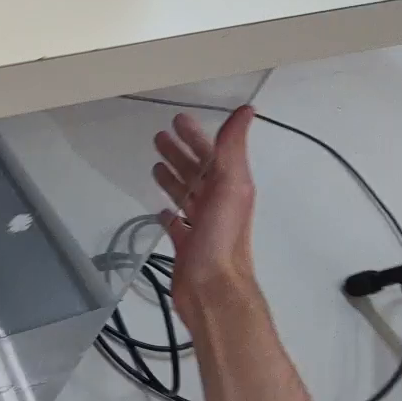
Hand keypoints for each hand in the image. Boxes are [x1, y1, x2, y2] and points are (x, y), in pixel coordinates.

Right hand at [152, 106, 259, 323]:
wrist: (213, 289)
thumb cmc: (221, 239)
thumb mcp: (231, 188)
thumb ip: (233, 150)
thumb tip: (246, 111)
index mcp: (230, 187)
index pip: (212, 153)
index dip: (195, 136)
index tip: (176, 120)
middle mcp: (218, 203)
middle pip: (198, 171)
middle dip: (180, 153)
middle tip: (158, 137)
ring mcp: (202, 224)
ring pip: (186, 194)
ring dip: (173, 178)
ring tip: (155, 165)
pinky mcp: (187, 244)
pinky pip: (177, 224)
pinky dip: (168, 214)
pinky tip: (160, 210)